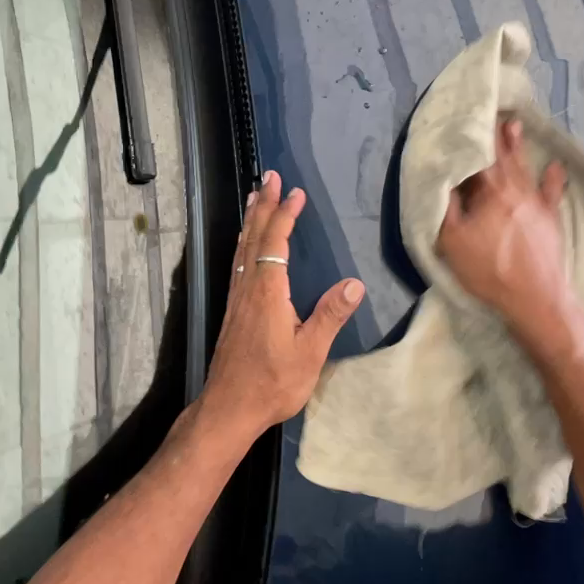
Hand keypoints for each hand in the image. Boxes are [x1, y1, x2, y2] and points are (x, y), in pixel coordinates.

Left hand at [199, 170, 363, 441]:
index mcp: (268, 291)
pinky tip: (245, 242)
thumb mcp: (309, 353)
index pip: (274, 241)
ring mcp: (237, 297)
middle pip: (254, 235)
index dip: (284, 214)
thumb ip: (329, 316)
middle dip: (263, 204)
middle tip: (268, 176)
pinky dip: (244, 241)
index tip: (295, 192)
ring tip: (255, 196)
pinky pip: (238, 261)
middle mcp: (248, 287)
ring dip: (250, 219)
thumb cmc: (273, 383)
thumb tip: (354, 284)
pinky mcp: (233, 309)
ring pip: (242, 247)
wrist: (229, 408)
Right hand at [437, 118, 578, 338]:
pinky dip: (553, 179)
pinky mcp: (551, 220)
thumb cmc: (489, 270)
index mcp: (490, 192)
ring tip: (515, 126)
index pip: (478, 159)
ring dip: (518, 147)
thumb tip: (445, 179)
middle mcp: (515, 190)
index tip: (467, 118)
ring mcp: (536, 204)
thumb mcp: (452, 241)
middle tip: (495, 111)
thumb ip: (447, 207)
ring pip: (524, 169)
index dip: (472, 139)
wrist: (536, 300)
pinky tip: (556, 167)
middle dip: (497, 135)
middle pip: (503, 158)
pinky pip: (552, 193)